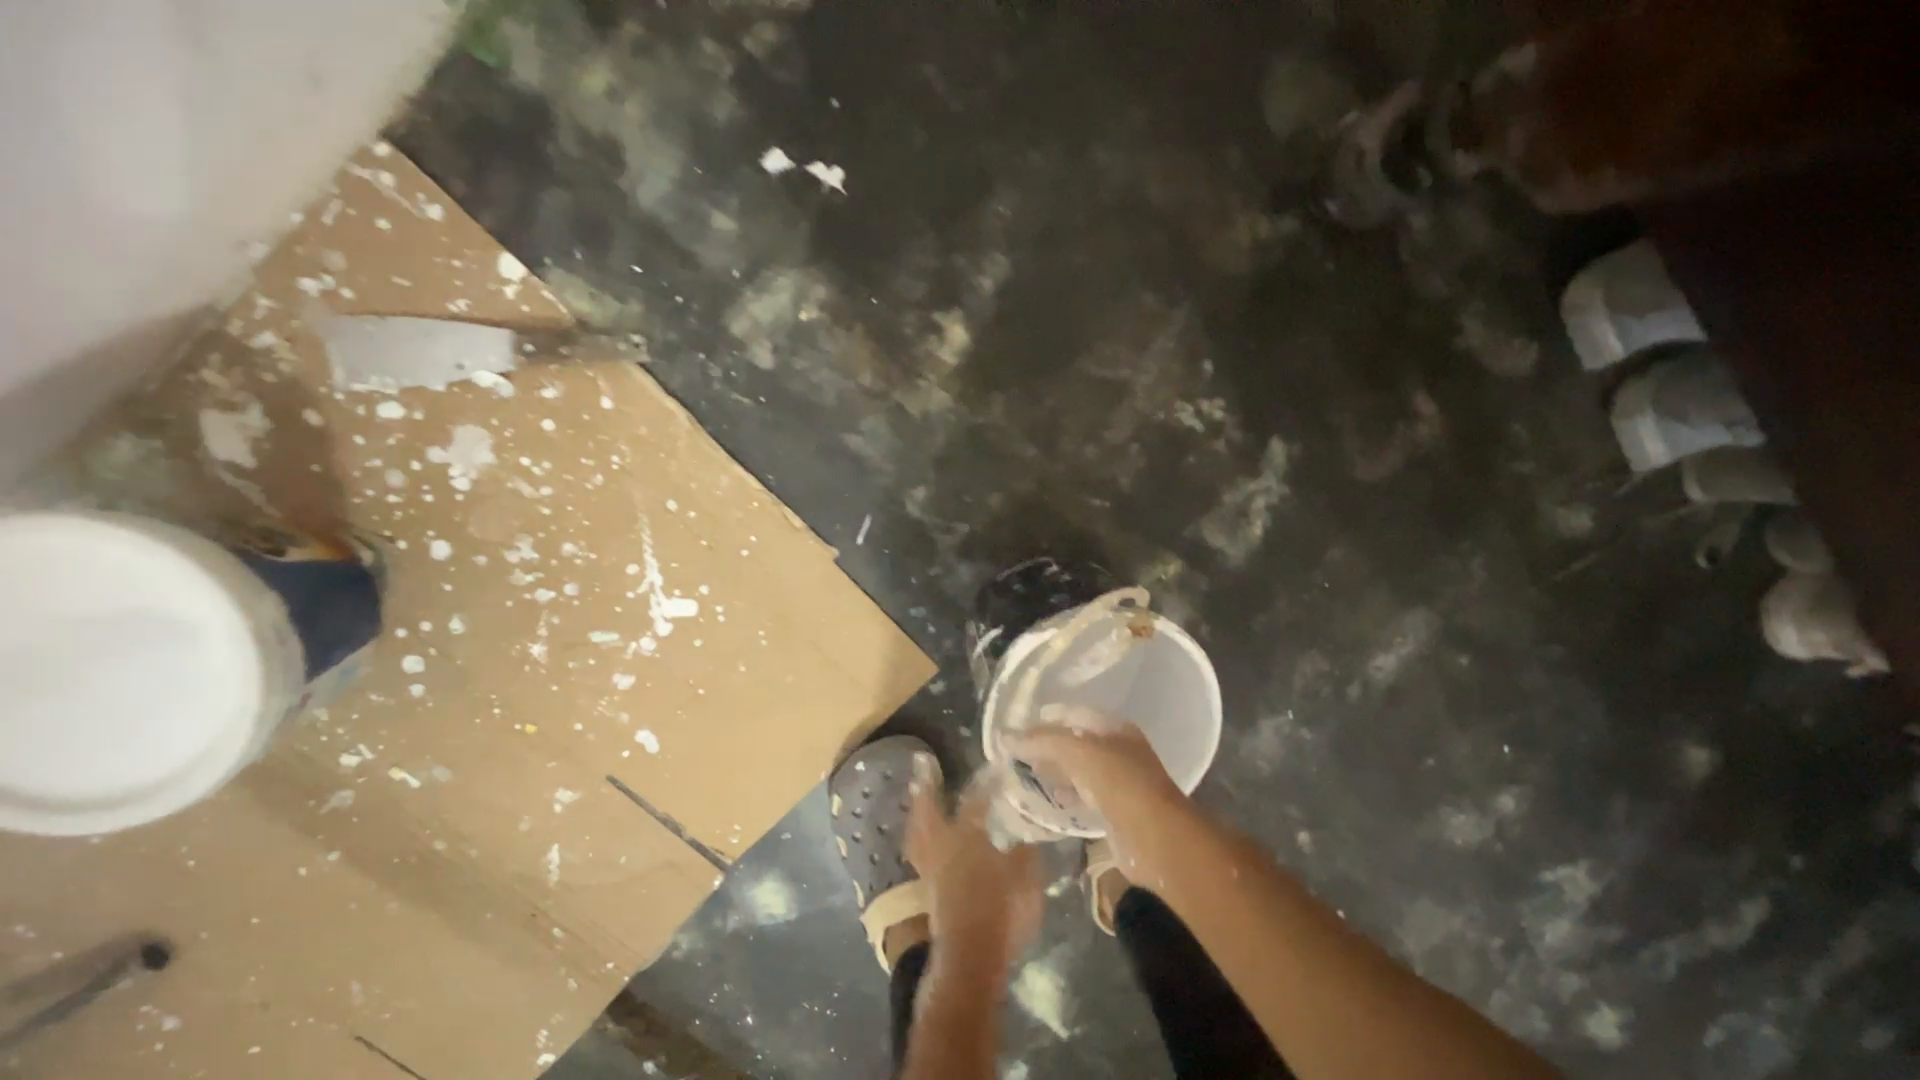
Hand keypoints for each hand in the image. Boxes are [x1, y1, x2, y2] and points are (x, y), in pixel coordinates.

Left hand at [908, 758, 1041, 973]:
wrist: (972, 956)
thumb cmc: (1002, 910)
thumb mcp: (1026, 877)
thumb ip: (1025, 851)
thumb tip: (1025, 833)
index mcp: (966, 836)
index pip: (974, 801)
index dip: (984, 784)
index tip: (993, 768)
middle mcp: (942, 846)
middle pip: (927, 809)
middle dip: (926, 786)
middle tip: (922, 765)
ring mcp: (930, 870)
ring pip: (916, 832)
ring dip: (917, 812)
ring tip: (917, 797)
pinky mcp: (927, 891)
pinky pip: (918, 852)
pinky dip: (920, 838)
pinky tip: (928, 839)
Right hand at [1007, 708, 1179, 814]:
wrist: (1154, 836)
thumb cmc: (1118, 782)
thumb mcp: (1076, 753)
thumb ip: (1040, 742)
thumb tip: (1003, 735)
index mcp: (1115, 728)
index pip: (1076, 714)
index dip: (1048, 717)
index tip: (1019, 725)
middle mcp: (1119, 751)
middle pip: (1077, 742)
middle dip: (1048, 746)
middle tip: (1017, 751)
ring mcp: (1120, 782)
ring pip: (1080, 770)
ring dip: (1056, 771)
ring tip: (1026, 773)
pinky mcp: (1116, 811)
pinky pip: (1085, 796)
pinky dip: (1068, 794)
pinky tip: (1051, 799)